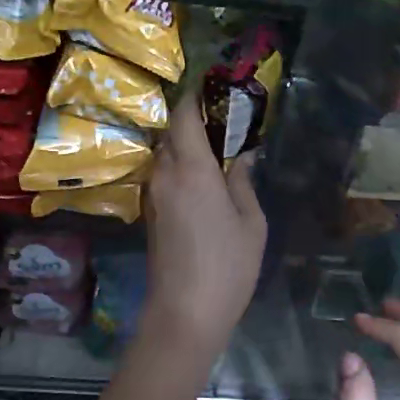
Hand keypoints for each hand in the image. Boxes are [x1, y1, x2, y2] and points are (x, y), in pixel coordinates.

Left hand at [140, 93, 266, 349]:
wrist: (184, 313)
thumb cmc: (227, 266)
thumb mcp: (250, 223)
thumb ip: (243, 183)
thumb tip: (242, 158)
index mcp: (190, 170)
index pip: (184, 117)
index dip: (196, 97)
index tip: (214, 86)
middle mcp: (164, 176)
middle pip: (171, 134)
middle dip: (192, 121)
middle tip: (223, 121)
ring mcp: (152, 196)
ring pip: (164, 156)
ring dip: (184, 147)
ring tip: (215, 150)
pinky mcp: (149, 216)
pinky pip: (162, 178)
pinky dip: (179, 168)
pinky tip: (202, 181)